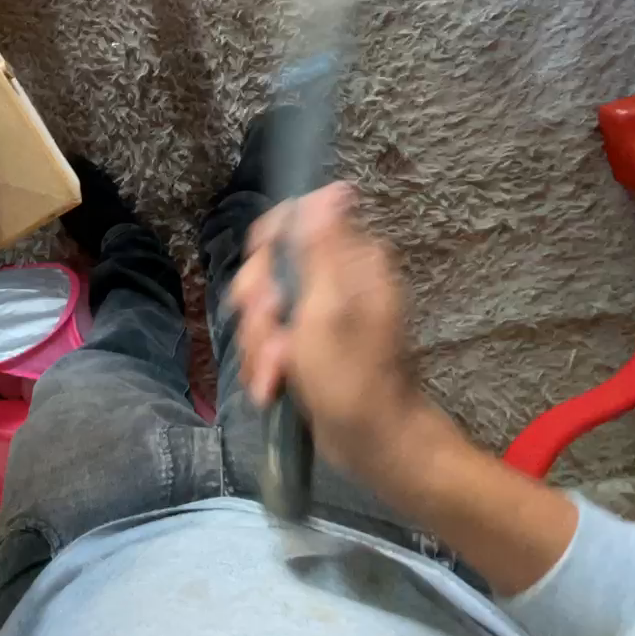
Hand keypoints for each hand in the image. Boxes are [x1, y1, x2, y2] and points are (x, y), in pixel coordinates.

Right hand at [230, 183, 437, 481]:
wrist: (375, 446)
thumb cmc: (352, 378)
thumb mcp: (329, 308)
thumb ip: (323, 247)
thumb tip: (336, 189)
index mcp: (350, 261)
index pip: (290, 223)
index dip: (266, 254)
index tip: (264, 293)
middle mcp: (336, 278)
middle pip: (268, 266)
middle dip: (259, 309)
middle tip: (272, 337)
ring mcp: (321, 310)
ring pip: (263, 304)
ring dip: (260, 341)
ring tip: (275, 371)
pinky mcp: (309, 338)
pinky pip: (269, 332)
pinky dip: (266, 357)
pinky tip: (273, 382)